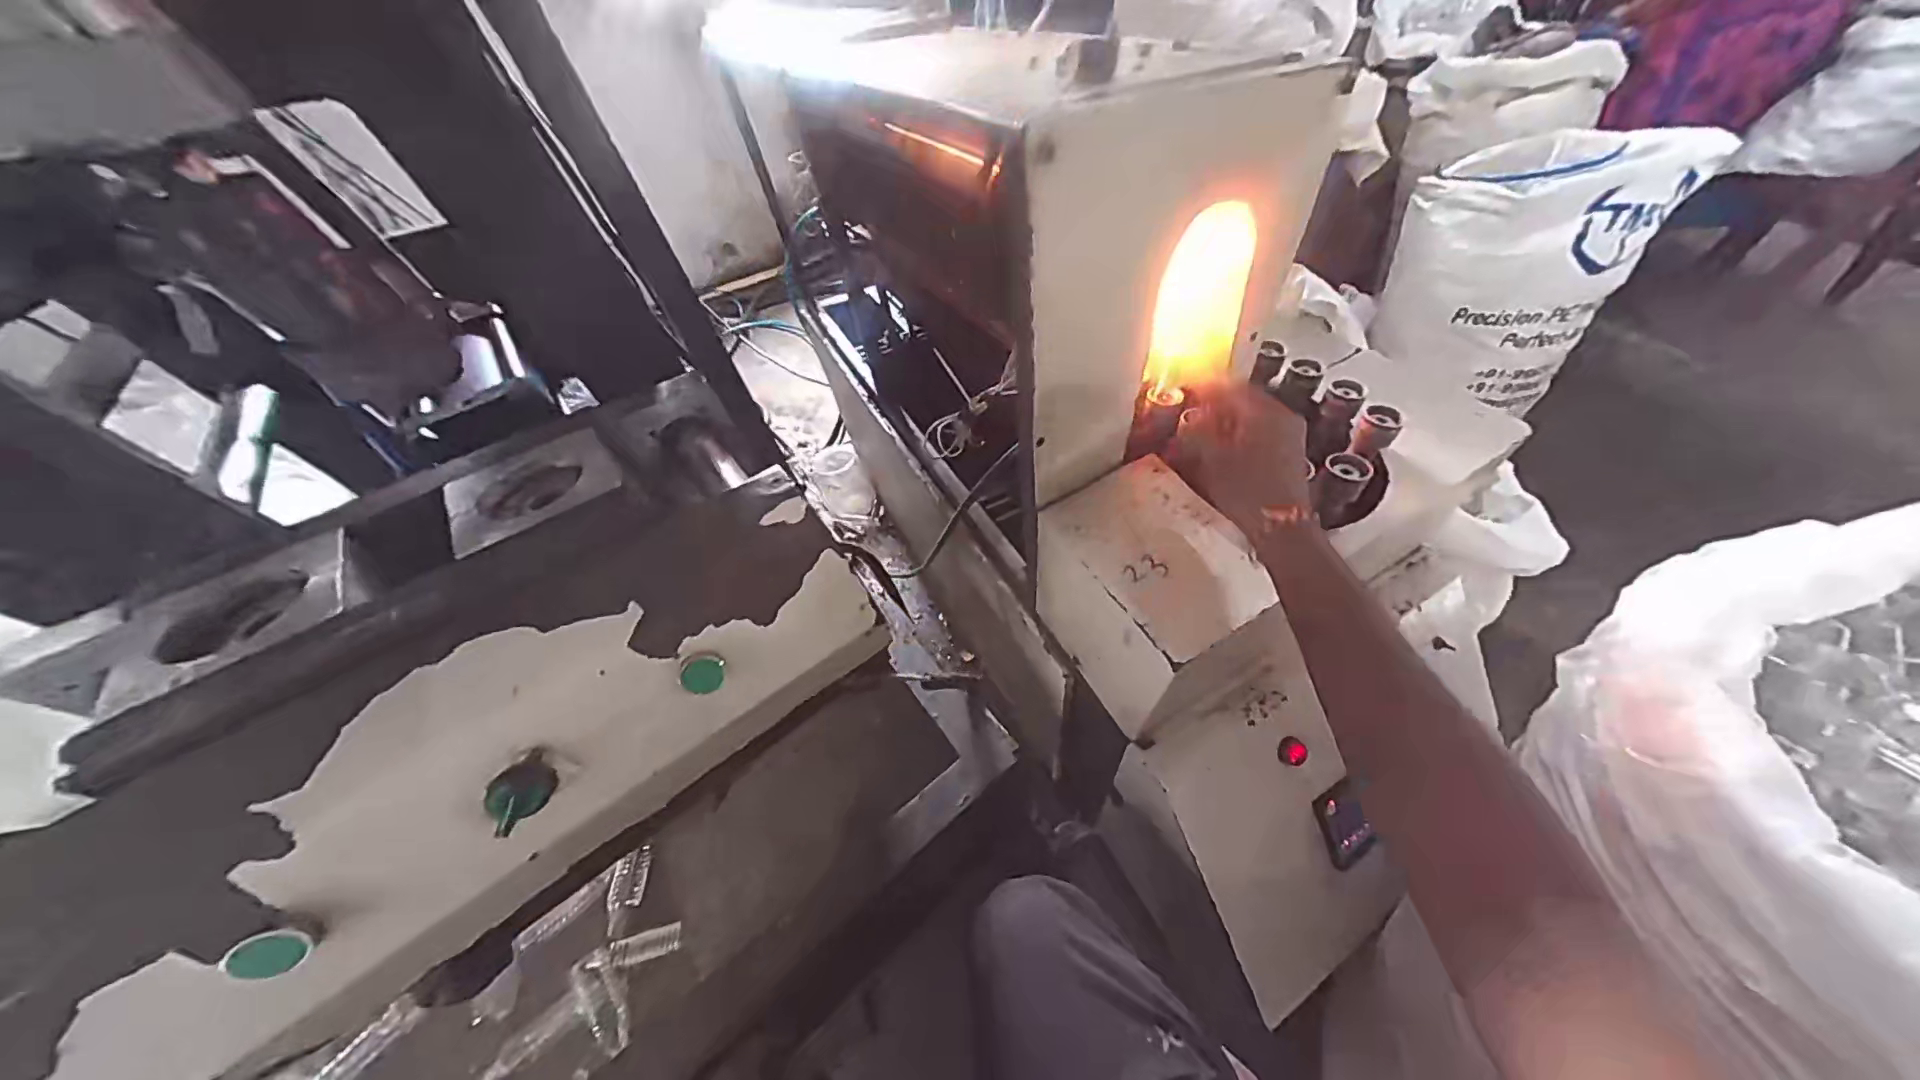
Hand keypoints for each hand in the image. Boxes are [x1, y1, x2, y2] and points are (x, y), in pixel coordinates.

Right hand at [1166, 382, 1311, 536]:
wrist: (1281, 527)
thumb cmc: (1246, 492)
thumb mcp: (1212, 458)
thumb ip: (1198, 431)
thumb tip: (1189, 417)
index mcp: (1266, 412)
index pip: (1230, 386)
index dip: (1204, 387)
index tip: (1183, 390)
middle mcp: (1283, 417)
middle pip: (1242, 400)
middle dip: (1214, 406)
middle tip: (1189, 413)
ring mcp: (1289, 435)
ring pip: (1250, 417)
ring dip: (1225, 422)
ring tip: (1201, 433)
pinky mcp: (1288, 454)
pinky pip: (1258, 433)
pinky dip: (1237, 435)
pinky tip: (1220, 450)